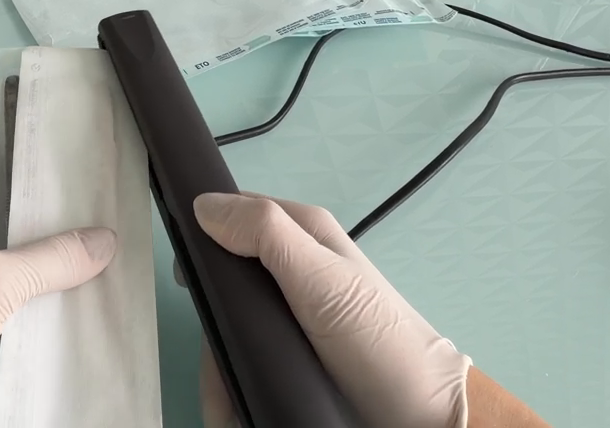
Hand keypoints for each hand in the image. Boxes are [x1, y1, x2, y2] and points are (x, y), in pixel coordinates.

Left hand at [0, 166, 117, 427]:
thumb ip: (48, 259)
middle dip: (49, 219)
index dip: (30, 168)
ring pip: (8, 261)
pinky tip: (75, 298)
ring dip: (46, 262)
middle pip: (3, 218)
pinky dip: (35, 297)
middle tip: (102, 210)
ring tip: (100, 250)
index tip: (78, 169)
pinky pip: (5, 298)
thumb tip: (106, 239)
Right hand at [194, 192, 543, 427]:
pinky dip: (234, 382)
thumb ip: (264, 233)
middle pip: (225, 278)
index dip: (203, 233)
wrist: (425, 420)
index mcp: (300, 232)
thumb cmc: (375, 338)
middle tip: (213, 351)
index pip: (234, 213)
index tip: (184, 273)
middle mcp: (292, 267)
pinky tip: (234, 403)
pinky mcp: (291, 356)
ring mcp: (291, 315)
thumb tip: (202, 204)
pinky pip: (246, 360)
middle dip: (212, 320)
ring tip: (224, 398)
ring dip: (220, 362)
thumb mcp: (319, 276)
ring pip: (231, 325)